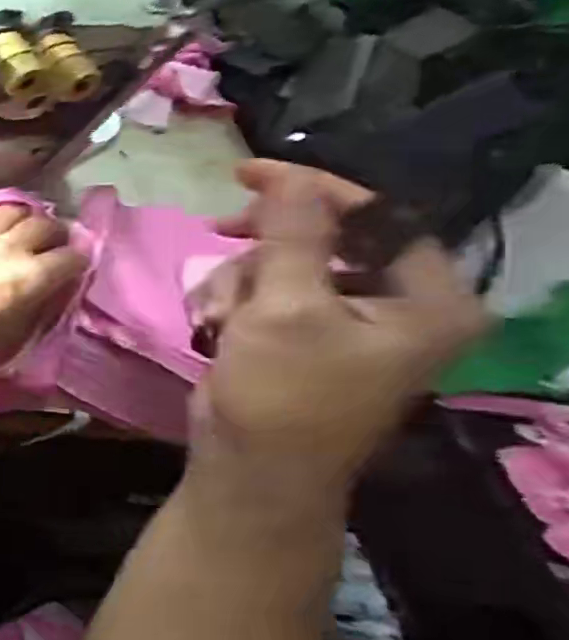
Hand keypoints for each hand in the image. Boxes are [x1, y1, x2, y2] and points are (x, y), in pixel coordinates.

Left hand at [0, 203, 87, 378]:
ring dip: (20, 218)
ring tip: (17, 230)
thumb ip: (31, 307)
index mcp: (31, 277)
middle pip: (45, 225)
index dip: (77, 262)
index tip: (72, 269)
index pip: (73, 257)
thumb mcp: (7, 336)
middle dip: (54, 234)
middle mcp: (8, 249)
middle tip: (49, 245)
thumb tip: (40, 292)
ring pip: (9, 210)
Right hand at [187, 161, 485, 524]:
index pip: (375, 218)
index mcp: (427, 299)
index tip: (245, 174)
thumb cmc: (283, 393)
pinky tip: (211, 327)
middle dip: (261, 250)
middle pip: (320, 241)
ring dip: (234, 283)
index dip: (312, 190)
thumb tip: (289, 179)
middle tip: (216, 233)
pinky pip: (260, 296)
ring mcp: (343, 325)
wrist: (251, 465)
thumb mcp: (285, 310)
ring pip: (278, 268)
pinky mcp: (297, 339)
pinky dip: (229, 305)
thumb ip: (292, 238)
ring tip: (215, 317)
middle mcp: (395, 306)